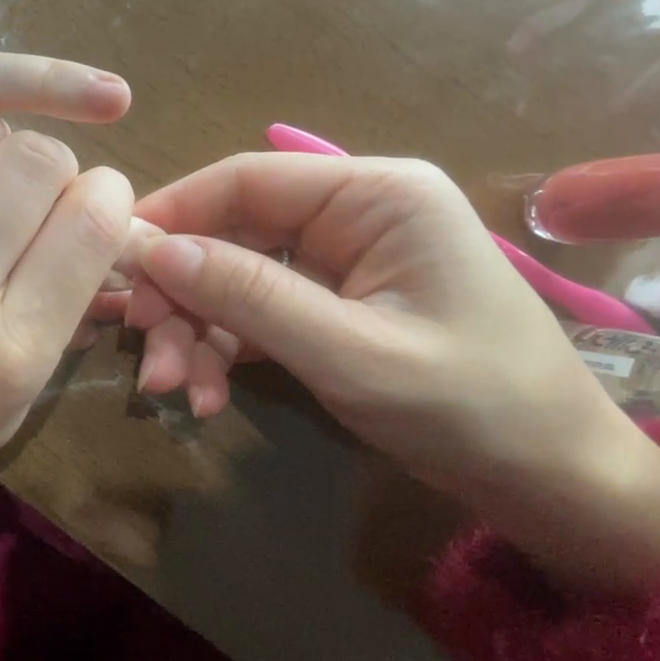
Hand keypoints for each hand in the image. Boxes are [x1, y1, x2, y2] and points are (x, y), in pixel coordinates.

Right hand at [127, 153, 659, 595]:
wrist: (549, 480)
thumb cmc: (471, 405)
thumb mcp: (350, 352)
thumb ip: (249, 296)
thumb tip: (151, 249)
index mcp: (375, 195)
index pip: (246, 180)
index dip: (171, 215)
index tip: (110, 262)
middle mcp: (353, 215)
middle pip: (231, 234)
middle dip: (182, 297)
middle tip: (145, 354)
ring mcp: (340, 263)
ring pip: (232, 279)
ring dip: (195, 334)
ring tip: (176, 394)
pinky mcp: (330, 306)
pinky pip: (254, 315)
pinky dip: (224, 353)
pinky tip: (208, 398)